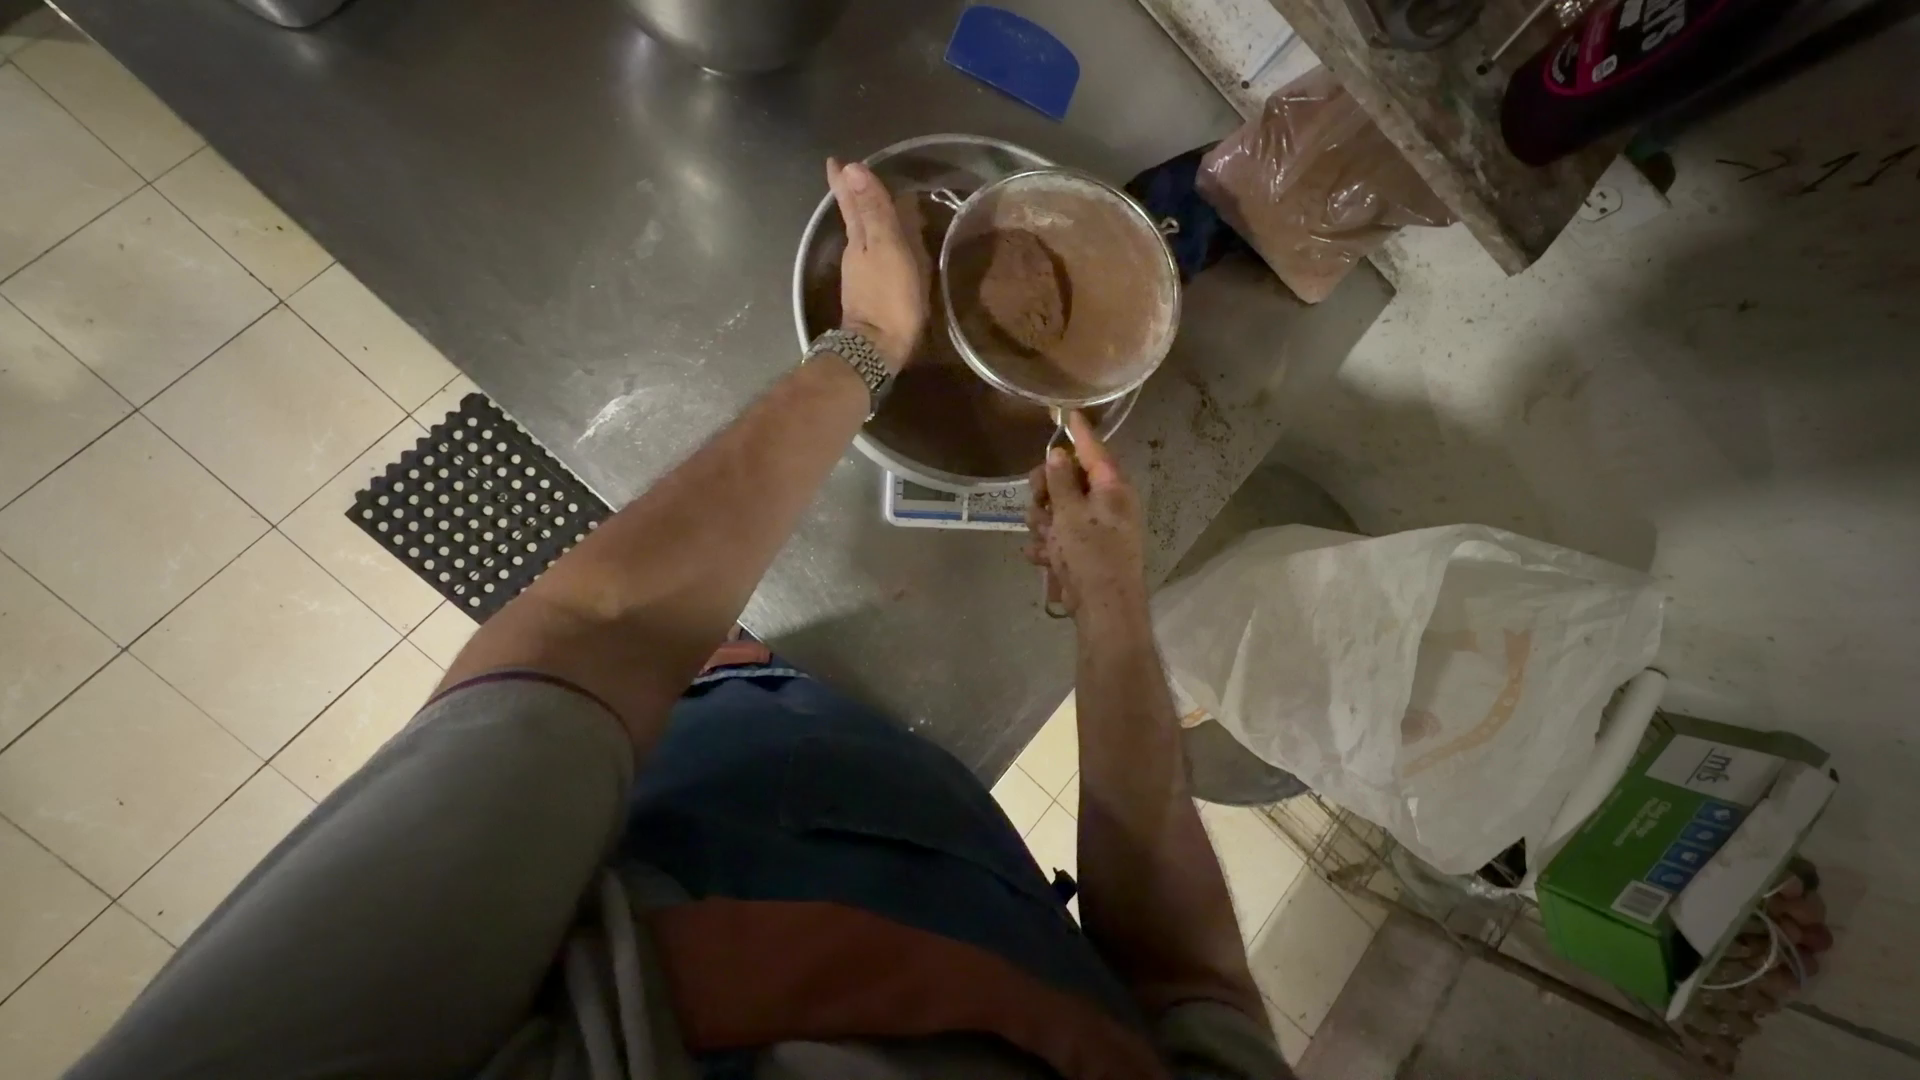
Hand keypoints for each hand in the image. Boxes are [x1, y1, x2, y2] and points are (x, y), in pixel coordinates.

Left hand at [827, 158, 926, 372]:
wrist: (878, 349)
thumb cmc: (889, 298)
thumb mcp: (887, 249)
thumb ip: (873, 211)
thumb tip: (851, 168)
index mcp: (860, 239)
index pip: (852, 202)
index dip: (847, 182)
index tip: (837, 162)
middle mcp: (855, 254)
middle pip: (852, 218)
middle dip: (850, 196)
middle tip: (846, 175)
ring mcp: (860, 277)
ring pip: (860, 237)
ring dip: (861, 218)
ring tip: (867, 204)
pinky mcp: (869, 296)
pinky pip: (870, 258)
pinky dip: (872, 243)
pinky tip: (880, 246)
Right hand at [1024, 412, 1147, 624]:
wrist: (1104, 610)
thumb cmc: (1092, 556)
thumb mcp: (1071, 514)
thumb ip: (1061, 482)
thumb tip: (1058, 454)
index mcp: (1112, 488)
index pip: (1093, 450)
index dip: (1076, 431)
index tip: (1063, 410)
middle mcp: (1107, 504)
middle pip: (1068, 480)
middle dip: (1045, 491)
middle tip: (1037, 503)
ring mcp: (1096, 529)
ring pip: (1057, 510)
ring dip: (1043, 522)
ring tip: (1044, 542)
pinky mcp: (1085, 551)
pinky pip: (1059, 537)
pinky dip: (1048, 545)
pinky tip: (1043, 558)